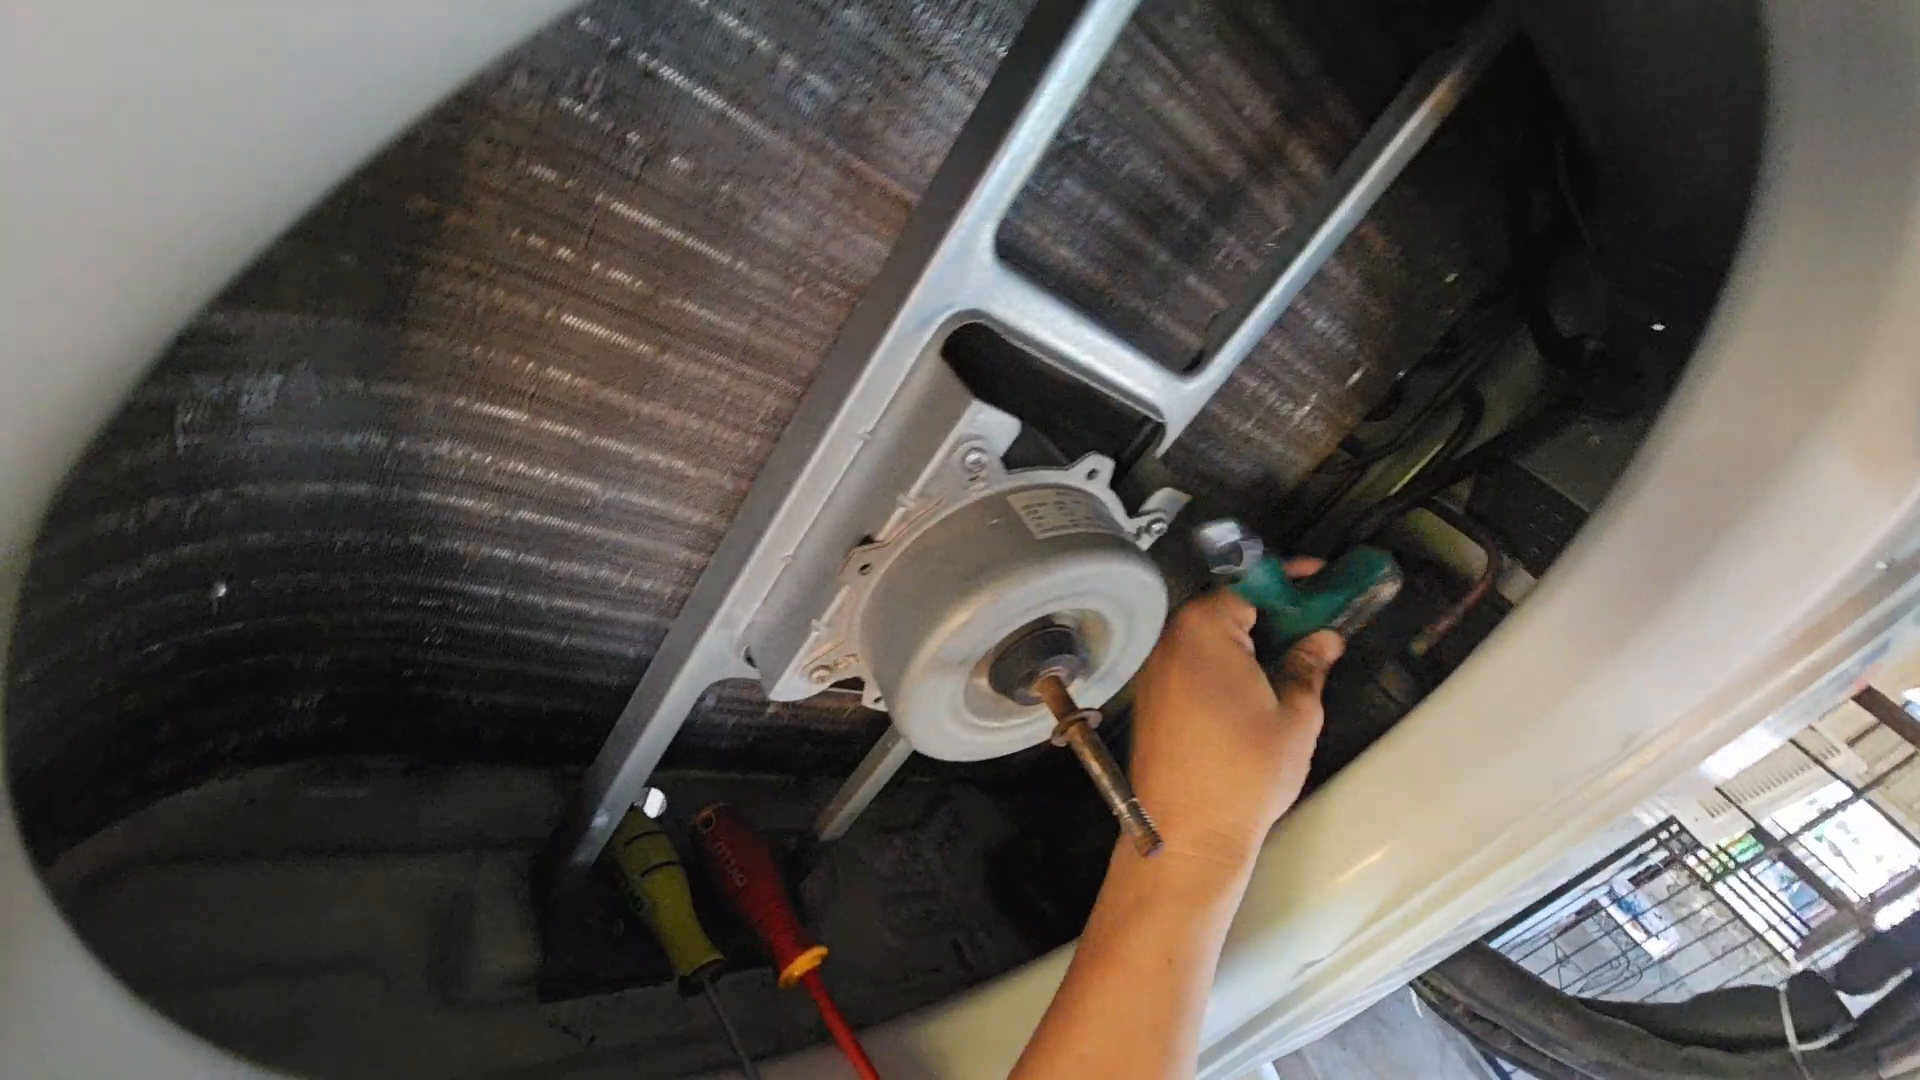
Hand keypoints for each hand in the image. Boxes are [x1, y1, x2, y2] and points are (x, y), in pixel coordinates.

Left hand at [1129, 562, 1344, 865]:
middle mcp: (1169, 640)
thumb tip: (1323, 639)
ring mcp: (1154, 668)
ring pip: (1206, 637)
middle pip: (1224, 608)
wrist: (1186, 830)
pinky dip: (1221, 662)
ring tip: (1290, 659)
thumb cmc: (1244, 771)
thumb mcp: (1295, 716)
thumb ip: (1309, 666)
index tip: (1318, 578)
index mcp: (1202, 629)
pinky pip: (1190, 662)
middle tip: (1314, 626)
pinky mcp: (1151, 696)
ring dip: (1246, 639)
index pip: (1250, 584)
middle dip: (1270, 612)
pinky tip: (1252, 686)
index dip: (1289, 580)